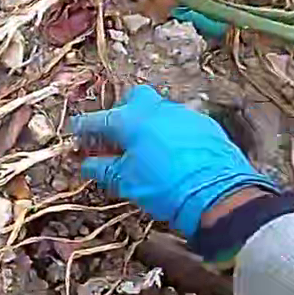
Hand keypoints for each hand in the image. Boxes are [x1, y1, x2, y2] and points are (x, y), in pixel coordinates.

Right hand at [69, 85, 275, 240]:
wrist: (216, 194)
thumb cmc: (164, 187)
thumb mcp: (126, 182)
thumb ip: (104, 169)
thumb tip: (89, 164)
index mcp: (130, 120)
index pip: (98, 121)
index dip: (84, 130)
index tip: (77, 138)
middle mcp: (156, 109)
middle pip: (132, 100)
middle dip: (121, 115)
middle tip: (117, 140)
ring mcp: (183, 113)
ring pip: (159, 110)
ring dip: (148, 125)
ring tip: (146, 150)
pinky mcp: (205, 124)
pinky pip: (181, 123)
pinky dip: (171, 134)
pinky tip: (172, 154)